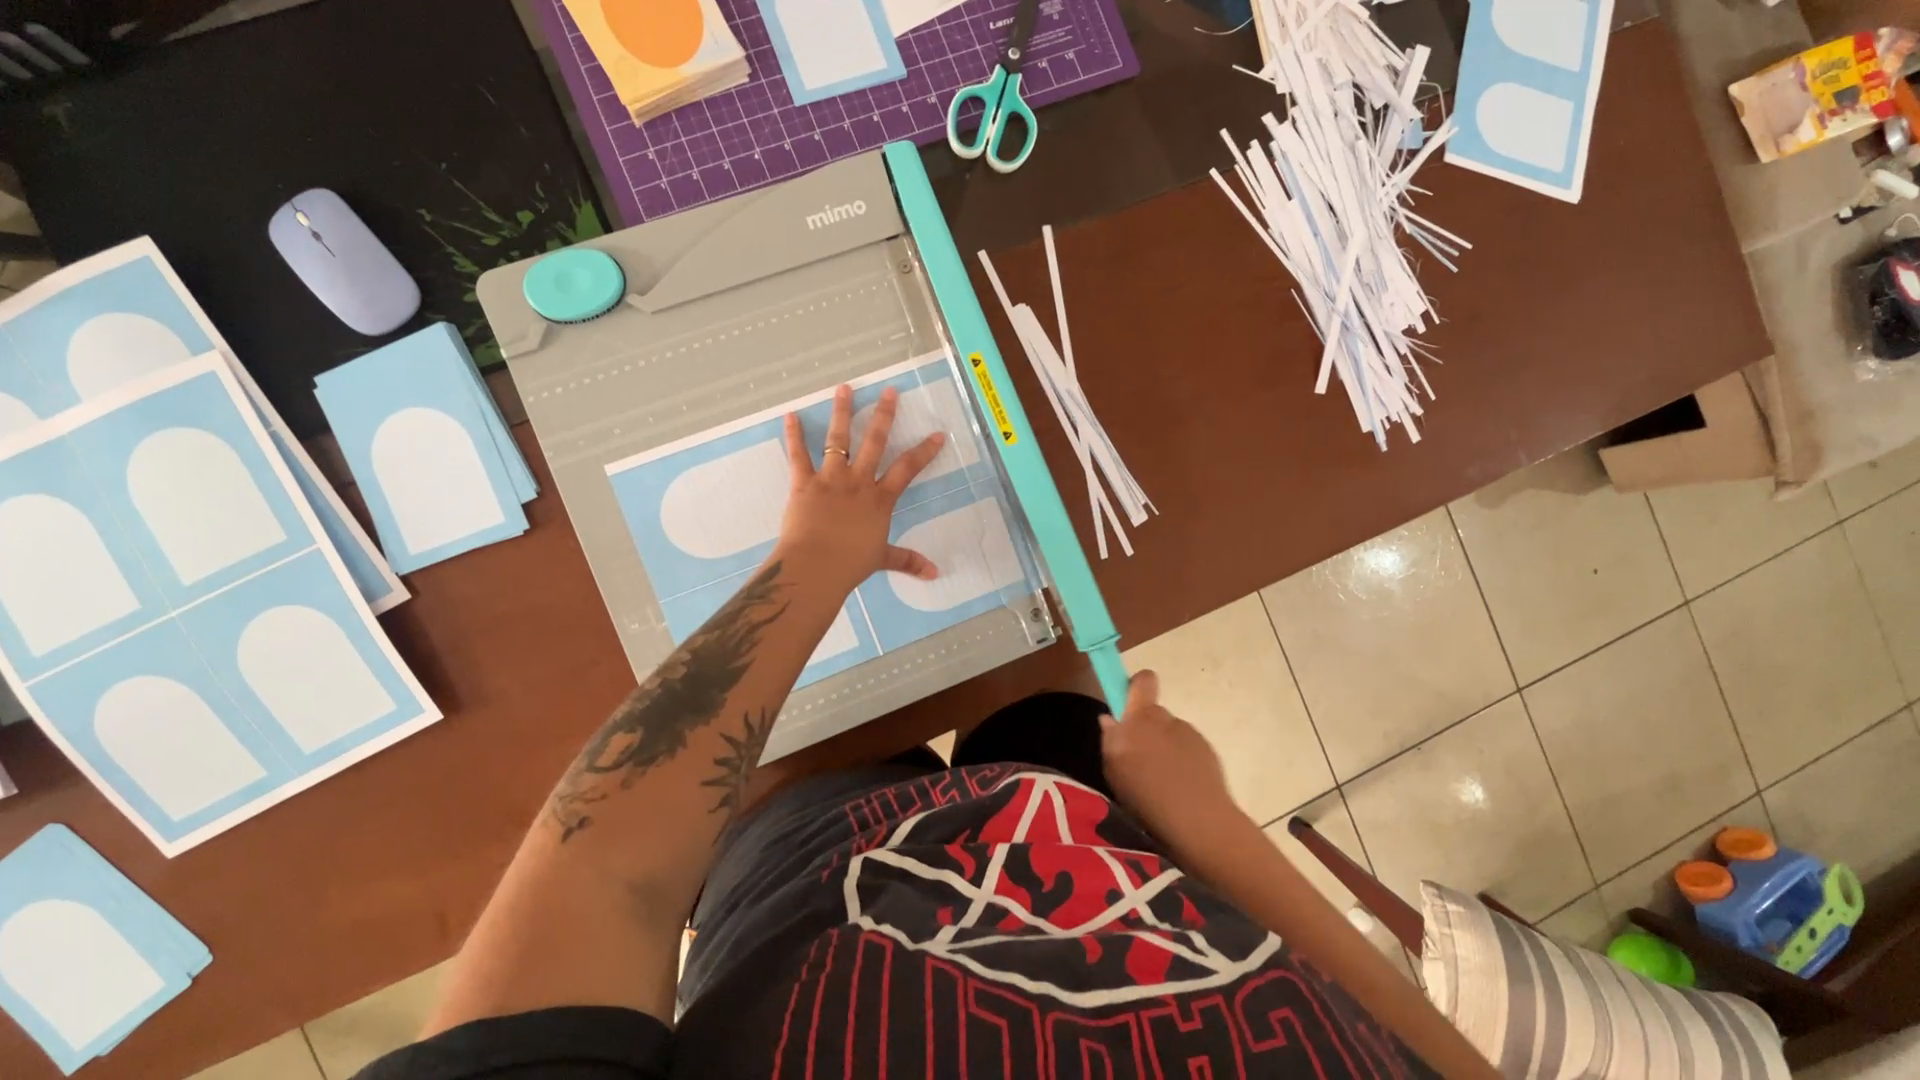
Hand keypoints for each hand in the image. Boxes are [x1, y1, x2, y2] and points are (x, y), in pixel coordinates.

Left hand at [777, 384, 945, 595]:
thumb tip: (934, 574)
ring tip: (844, 388)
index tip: (938, 434)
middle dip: (883, 415)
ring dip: (841, 412)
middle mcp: (858, 482)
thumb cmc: (850, 565)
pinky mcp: (803, 483)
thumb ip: (907, 560)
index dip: (924, 451)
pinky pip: (798, 455)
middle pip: (874, 442)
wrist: (816, 566)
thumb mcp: (881, 560)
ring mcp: (830, 479)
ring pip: (839, 440)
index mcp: (880, 500)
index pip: (907, 469)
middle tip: (890, 392)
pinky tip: (791, 415)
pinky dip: (793, 435)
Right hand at [1100, 671, 1241, 846]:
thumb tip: (1110, 719)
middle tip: (1140, 756)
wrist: (1197, 819)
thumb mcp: (1114, 772)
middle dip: (1146, 727)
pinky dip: (1183, 760)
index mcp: (1138, 719)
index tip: (1129, 703)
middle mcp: (1164, 720)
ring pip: (1170, 732)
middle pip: (1153, 712)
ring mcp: (1188, 733)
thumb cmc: (1146, 798)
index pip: (1142, 682)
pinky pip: (1187, 748)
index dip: (1137, 686)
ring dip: (1165, 746)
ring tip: (1162, 778)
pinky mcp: (1207, 749)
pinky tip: (1180, 785)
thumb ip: (1111, 740)